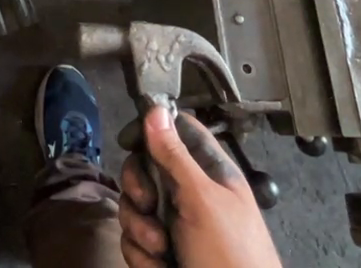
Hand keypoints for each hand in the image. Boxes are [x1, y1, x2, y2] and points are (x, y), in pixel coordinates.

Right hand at [119, 108, 281, 267]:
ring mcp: (175, 224)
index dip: (152, 128)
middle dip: (137, 186)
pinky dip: (141, 254)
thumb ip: (175, 155)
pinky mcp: (161, 252)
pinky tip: (159, 266)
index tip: (130, 142)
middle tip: (147, 203)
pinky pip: (134, 239)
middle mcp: (190, 192)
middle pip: (146, 166)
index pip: (177, 130)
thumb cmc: (230, 256)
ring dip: (139, 227)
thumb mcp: (202, 201)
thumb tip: (155, 107)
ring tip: (159, 248)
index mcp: (209, 171)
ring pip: (135, 205)